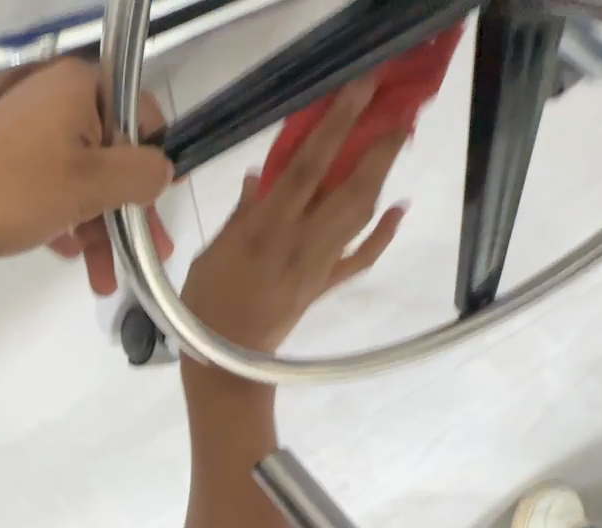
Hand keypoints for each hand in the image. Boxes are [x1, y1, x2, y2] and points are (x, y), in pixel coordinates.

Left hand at [0, 59, 174, 294]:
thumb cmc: (15, 192)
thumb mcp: (91, 185)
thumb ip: (139, 176)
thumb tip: (164, 172)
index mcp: (83, 89)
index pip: (142, 119)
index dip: (154, 167)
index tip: (155, 210)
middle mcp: (57, 102)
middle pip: (111, 159)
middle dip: (125, 214)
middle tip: (142, 258)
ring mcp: (29, 135)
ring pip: (80, 182)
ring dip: (96, 229)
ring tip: (104, 278)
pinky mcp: (7, 167)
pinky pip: (50, 191)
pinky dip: (65, 222)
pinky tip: (76, 259)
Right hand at [181, 79, 407, 353]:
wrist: (223, 361)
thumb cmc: (202, 307)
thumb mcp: (209, 256)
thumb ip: (238, 217)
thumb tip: (261, 178)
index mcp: (264, 231)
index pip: (307, 168)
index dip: (336, 127)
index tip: (360, 91)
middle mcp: (298, 242)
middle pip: (349, 188)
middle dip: (376, 149)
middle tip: (395, 116)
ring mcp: (316, 265)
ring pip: (360, 215)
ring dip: (381, 178)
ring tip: (392, 148)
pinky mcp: (323, 285)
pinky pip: (361, 257)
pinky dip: (384, 233)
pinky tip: (399, 210)